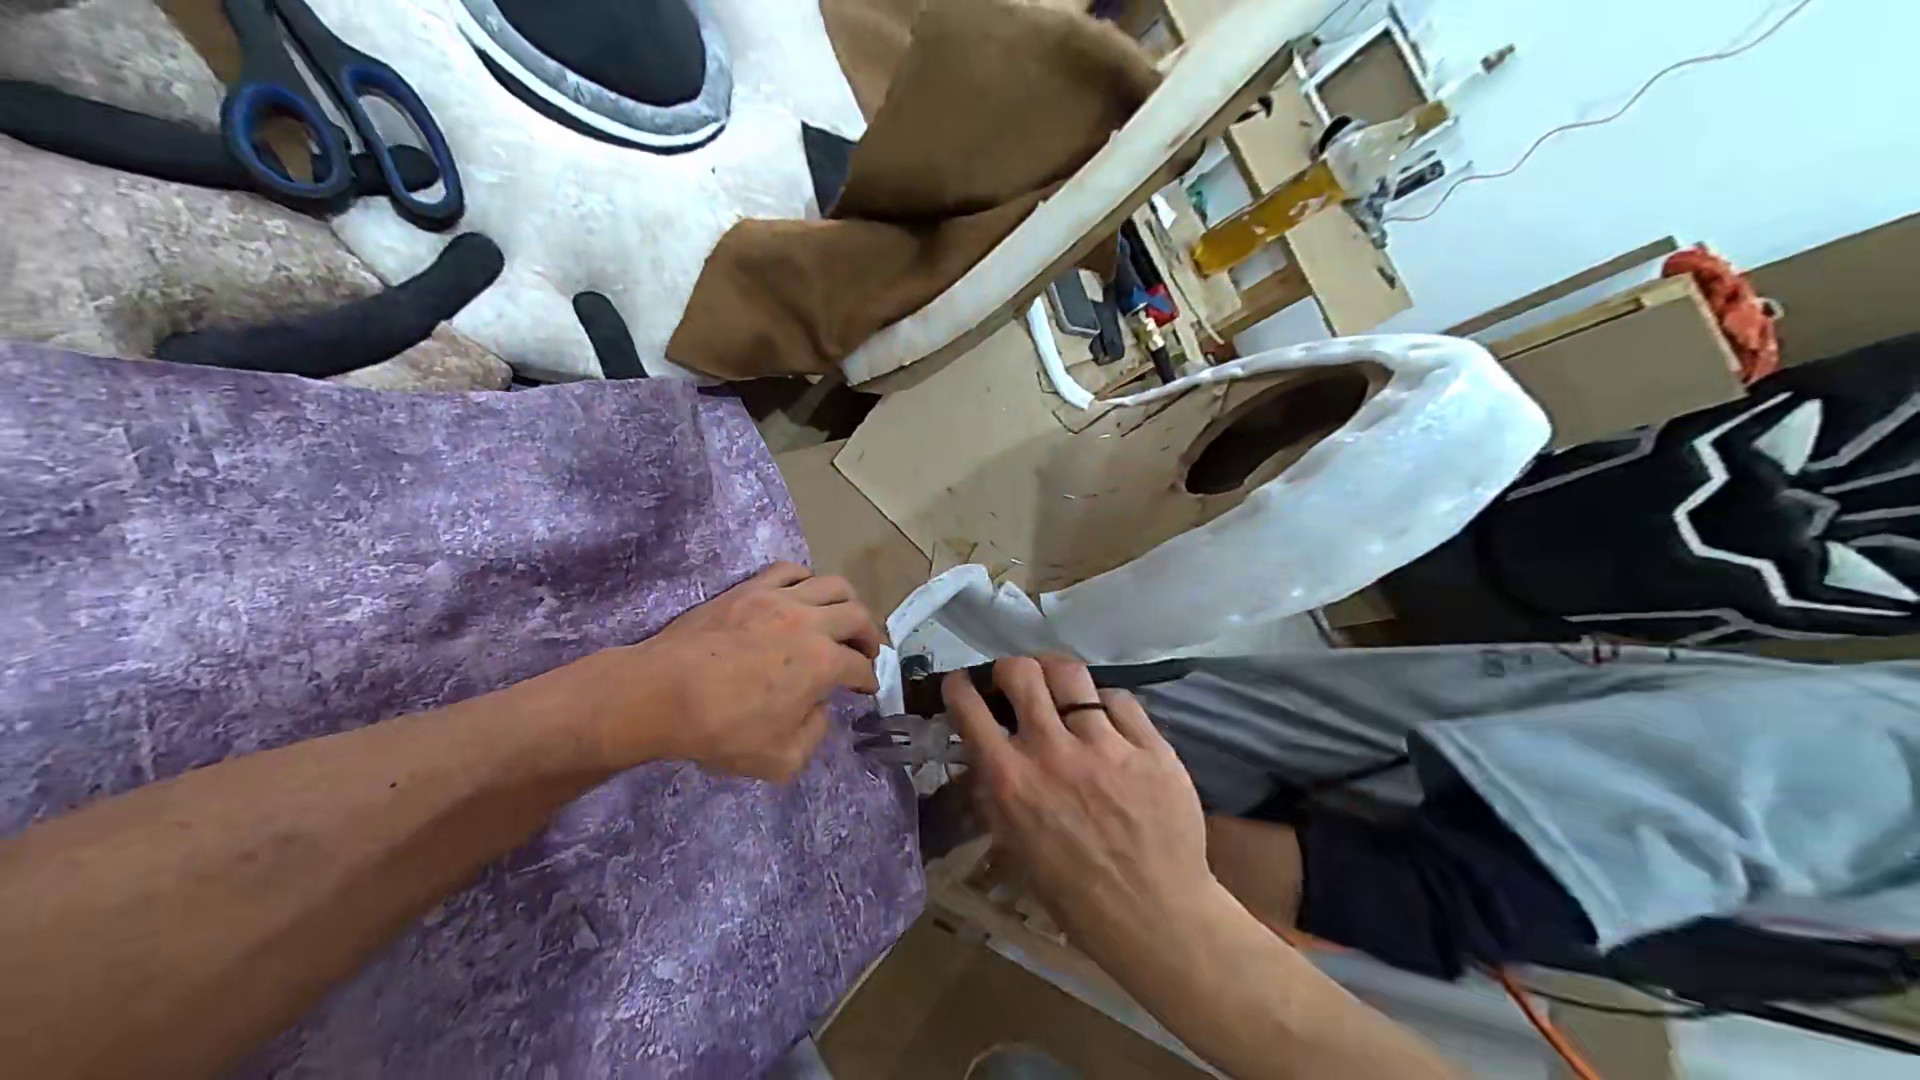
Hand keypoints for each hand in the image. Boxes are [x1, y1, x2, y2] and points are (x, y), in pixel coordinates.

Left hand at [588, 562, 882, 779]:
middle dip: (870, 637)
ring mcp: (780, 599)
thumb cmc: (720, 730)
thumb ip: (815, 735)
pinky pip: (791, 570)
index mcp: (822, 664)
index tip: (865, 689)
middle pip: (858, 617)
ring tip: (842, 618)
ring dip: (847, 603)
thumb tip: (818, 708)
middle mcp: (810, 623)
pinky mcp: (751, 588)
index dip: (868, 681)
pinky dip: (807, 579)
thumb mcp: (781, 760)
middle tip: (866, 652)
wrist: (660, 695)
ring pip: (833, 584)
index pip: (860, 668)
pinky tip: (803, 594)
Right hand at [945, 657, 1217, 943]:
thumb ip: (995, 793)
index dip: (959, 686)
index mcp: (1011, 782)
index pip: (970, 709)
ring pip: (1072, 674)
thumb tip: (982, 753)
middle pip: (1022, 672)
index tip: (962, 682)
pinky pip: (1120, 699)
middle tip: (1016, 680)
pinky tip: (1107, 721)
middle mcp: (1052, 753)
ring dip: (1057, 675)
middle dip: (1011, 668)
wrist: (1153, 916)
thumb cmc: (1073, 892)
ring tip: (1061, 687)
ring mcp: (1105, 746)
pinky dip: (1106, 704)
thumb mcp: (1014, 845)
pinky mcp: (1150, 747)